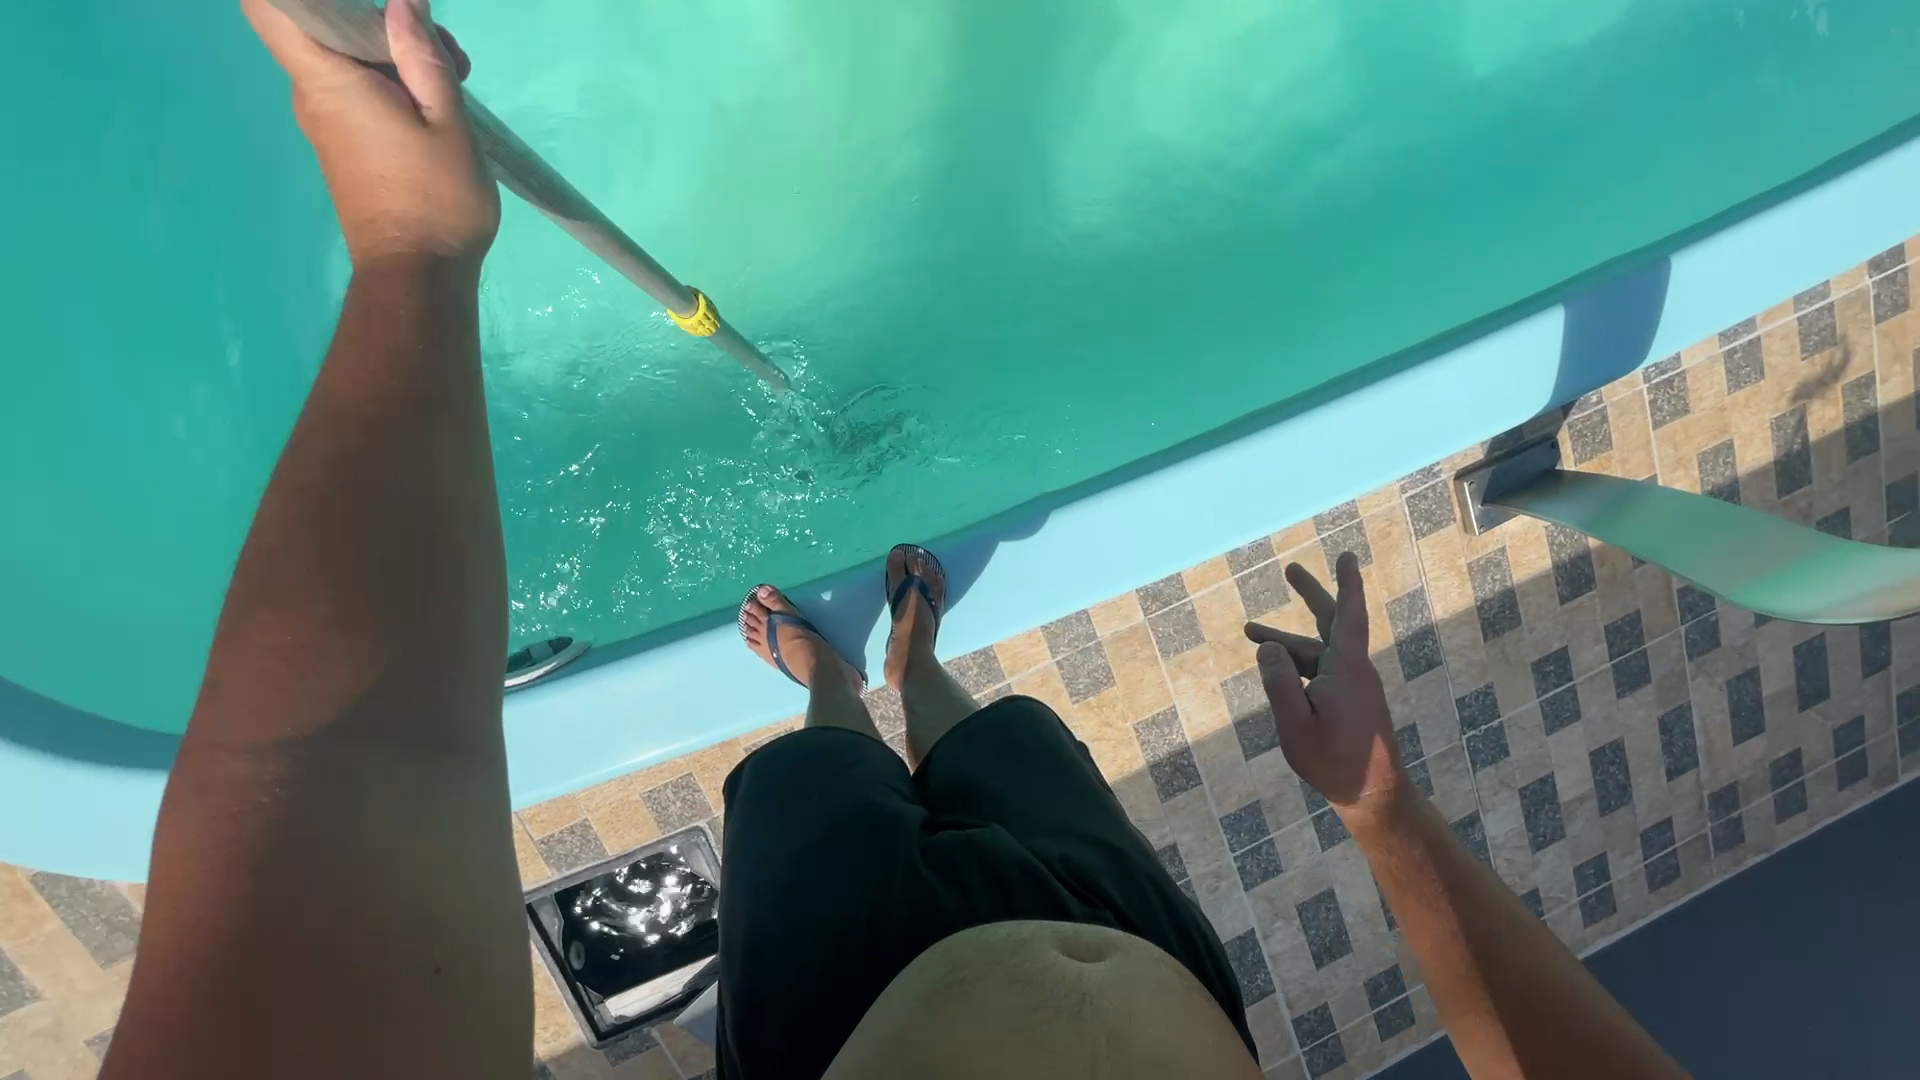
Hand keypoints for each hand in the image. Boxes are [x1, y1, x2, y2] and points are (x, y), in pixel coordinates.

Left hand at [244, 0, 500, 266]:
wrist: (420, 275)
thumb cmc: (437, 200)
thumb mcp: (450, 127)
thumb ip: (425, 62)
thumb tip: (404, 6)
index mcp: (328, 80)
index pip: (272, 5)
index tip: (362, 6)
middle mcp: (314, 96)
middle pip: (324, 31)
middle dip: (381, 25)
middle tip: (446, 53)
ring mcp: (329, 127)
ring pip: (348, 66)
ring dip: (397, 62)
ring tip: (455, 84)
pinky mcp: (348, 152)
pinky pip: (360, 99)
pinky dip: (395, 91)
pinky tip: (440, 113)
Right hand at [1243, 553, 1405, 819]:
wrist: (1373, 796)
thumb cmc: (1334, 762)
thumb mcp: (1296, 724)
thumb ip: (1278, 683)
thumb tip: (1267, 647)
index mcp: (1346, 669)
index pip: (1348, 616)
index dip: (1347, 584)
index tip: (1346, 556)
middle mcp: (1353, 670)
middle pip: (1331, 622)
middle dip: (1311, 594)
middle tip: (1290, 569)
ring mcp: (1353, 686)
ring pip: (1317, 650)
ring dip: (1285, 641)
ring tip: (1248, 632)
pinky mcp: (1349, 700)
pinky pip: (1319, 670)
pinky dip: (1295, 663)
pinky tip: (1275, 671)